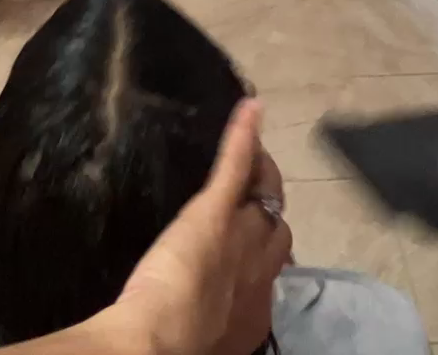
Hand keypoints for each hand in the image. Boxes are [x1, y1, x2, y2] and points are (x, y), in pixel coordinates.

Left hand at [104, 99, 292, 354]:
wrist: (159, 344)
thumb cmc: (179, 349)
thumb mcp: (215, 343)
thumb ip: (225, 324)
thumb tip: (217, 327)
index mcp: (259, 302)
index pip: (275, 263)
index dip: (267, 249)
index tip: (255, 246)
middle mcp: (261, 265)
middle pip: (278, 225)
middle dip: (267, 209)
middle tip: (250, 197)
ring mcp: (240, 231)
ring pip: (264, 192)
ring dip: (259, 174)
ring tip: (252, 158)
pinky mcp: (215, 208)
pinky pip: (234, 164)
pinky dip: (243, 134)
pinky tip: (251, 107)